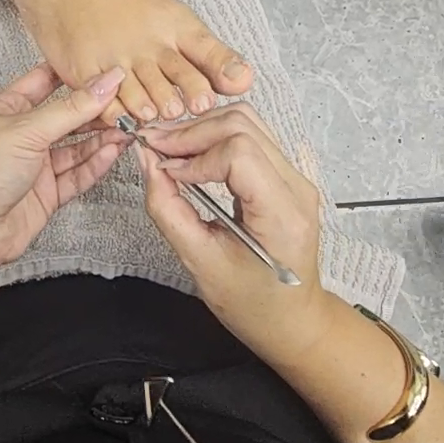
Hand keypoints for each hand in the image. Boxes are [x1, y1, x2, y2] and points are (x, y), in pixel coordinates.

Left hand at [0, 64, 129, 286]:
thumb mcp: (26, 130)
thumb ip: (71, 109)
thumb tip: (103, 83)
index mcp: (8, 108)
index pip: (45, 80)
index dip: (74, 73)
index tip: (104, 66)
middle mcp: (22, 134)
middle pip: (67, 115)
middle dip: (96, 108)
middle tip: (126, 100)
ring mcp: (34, 165)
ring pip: (76, 146)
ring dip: (101, 137)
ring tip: (128, 126)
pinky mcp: (46, 194)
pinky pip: (77, 174)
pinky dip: (96, 164)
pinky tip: (113, 152)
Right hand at [137, 104, 328, 355]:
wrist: (293, 321)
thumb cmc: (253, 304)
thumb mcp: (200, 262)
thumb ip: (169, 209)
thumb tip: (146, 162)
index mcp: (283, 214)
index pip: (238, 153)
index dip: (194, 155)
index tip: (165, 171)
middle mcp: (297, 186)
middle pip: (241, 125)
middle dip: (192, 132)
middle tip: (155, 147)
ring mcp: (295, 176)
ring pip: (246, 121)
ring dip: (202, 128)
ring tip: (169, 148)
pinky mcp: (286, 173)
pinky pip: (251, 134)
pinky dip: (215, 135)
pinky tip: (191, 152)